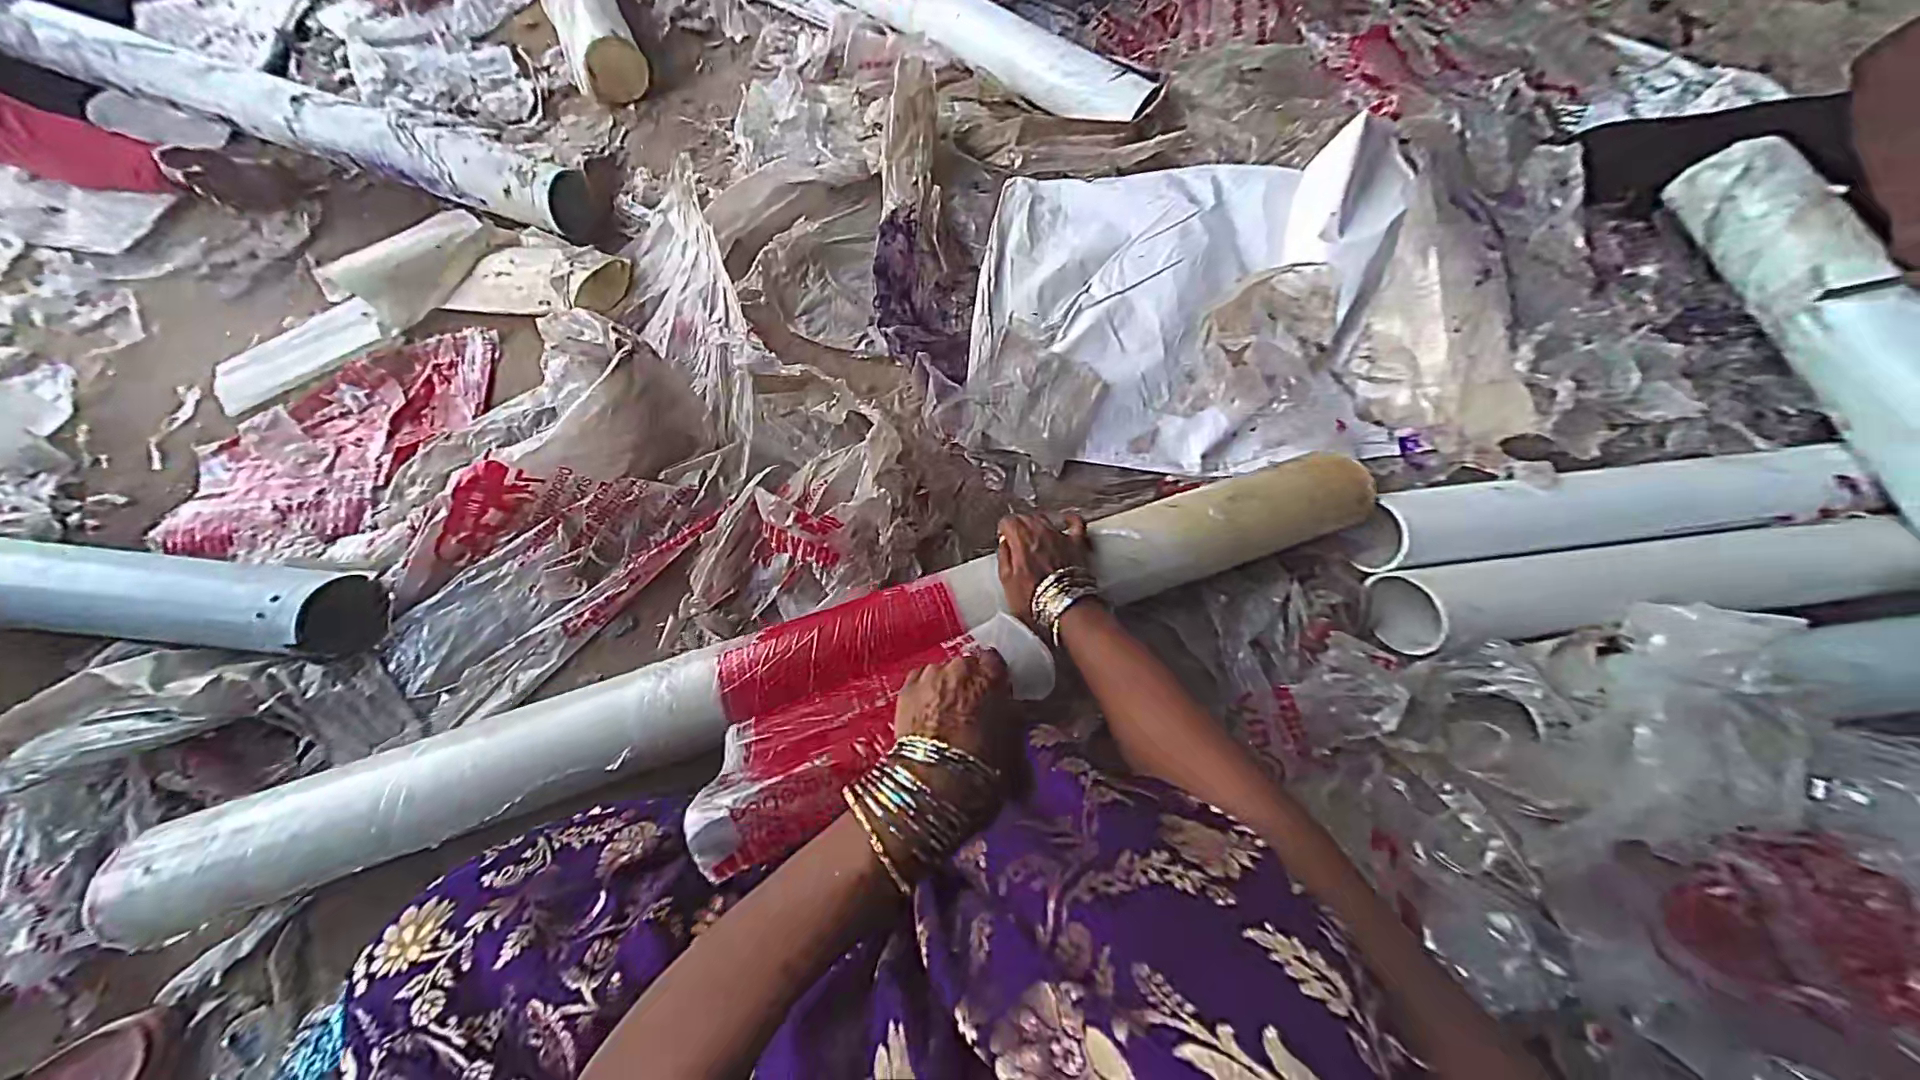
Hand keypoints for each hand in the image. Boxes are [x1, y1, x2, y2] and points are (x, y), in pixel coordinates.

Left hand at [893, 650, 1010, 767]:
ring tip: (944, 715)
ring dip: (944, 688)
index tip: (993, 693)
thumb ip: (1016, 719)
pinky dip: (924, 694)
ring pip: (940, 673)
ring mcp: (930, 675)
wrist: (937, 780)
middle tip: (970, 709)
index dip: (993, 678)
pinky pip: (919, 682)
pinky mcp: (906, 689)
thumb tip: (1015, 718)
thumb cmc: (982, 764)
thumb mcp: (1015, 743)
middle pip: (965, 667)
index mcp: (991, 676)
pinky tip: (926, 714)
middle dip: (968, 683)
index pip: (994, 662)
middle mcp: (960, 668)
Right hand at [996, 512, 1090, 625]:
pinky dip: (1070, 520)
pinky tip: (1066, 520)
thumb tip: (1004, 545)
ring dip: (1037, 523)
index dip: (1004, 529)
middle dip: (1019, 525)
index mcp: (1021, 541)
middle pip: (1026, 517)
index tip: (1004, 537)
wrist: (1065, 607)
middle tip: (1016, 538)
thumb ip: (1004, 558)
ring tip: (1034, 534)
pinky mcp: (1077, 544)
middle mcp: (1041, 533)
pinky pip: (1076, 523)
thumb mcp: (1007, 581)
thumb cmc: (1035, 598)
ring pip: (1046, 518)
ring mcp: (1060, 537)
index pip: (1008, 521)